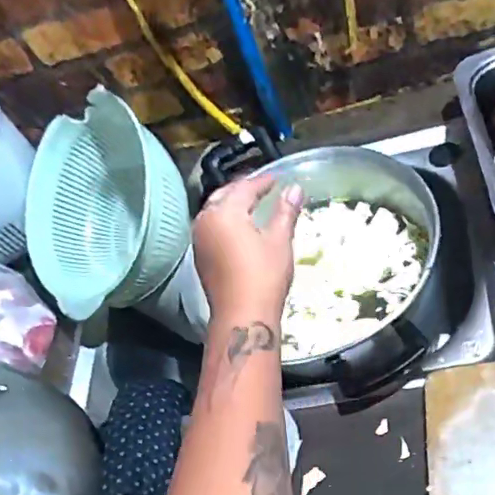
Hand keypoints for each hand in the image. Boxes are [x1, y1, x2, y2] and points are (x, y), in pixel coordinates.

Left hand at [192, 174, 302, 319]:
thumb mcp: (279, 241)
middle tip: (263, 188)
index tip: (277, 178)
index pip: (244, 187)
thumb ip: (285, 212)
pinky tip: (240, 229)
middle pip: (224, 196)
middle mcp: (205, 220)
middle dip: (244, 189)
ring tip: (252, 206)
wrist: (242, 316)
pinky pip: (213, 229)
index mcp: (224, 211)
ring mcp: (199, 239)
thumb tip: (294, 189)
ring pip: (216, 212)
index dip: (263, 181)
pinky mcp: (201, 257)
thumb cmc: (264, 277)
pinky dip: (227, 223)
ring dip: (233, 205)